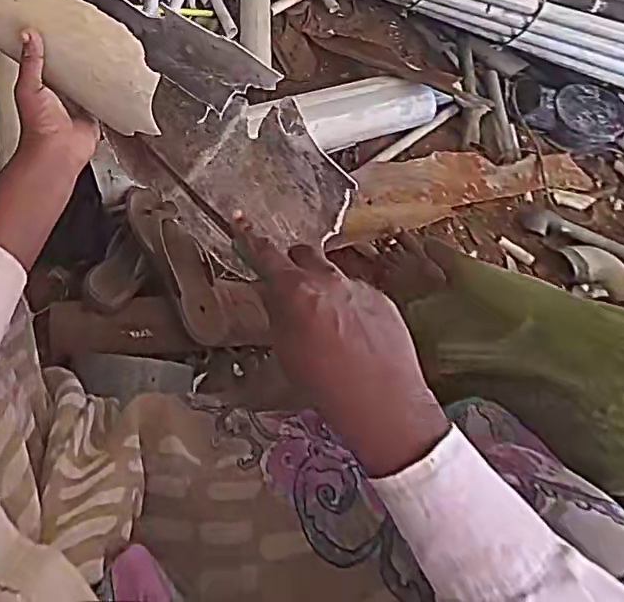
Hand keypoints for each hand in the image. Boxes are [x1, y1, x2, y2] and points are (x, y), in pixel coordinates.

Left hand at [13, 29, 98, 169]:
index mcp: (41, 87)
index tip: (55, 30)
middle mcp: (59, 94)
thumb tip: (27, 35)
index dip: (49, 48)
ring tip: (100, 51)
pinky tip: (112, 76)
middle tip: (82, 37)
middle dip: (74, 58)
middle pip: (68, 70)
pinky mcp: (93, 112)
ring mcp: (76, 103)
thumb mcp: (29, 87)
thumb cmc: (38, 126)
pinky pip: (102, 97)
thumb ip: (30, 62)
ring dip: (91, 72)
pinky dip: (107, 89)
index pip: (45, 62)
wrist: (58, 151)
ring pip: (86, 82)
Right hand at [237, 219, 449, 476]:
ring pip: (333, 275)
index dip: (249, 236)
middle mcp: (327, 278)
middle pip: (303, 254)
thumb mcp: (284, 347)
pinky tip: (355, 335)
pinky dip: (351, 306)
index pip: (265, 252)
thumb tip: (272, 293)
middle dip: (294, 265)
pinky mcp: (383, 299)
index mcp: (295, 288)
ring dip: (324, 288)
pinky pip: (359, 293)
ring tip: (328, 323)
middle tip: (291, 288)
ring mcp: (358, 287)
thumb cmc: (323, 382)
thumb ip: (276, 311)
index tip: (240, 220)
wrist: (383, 404)